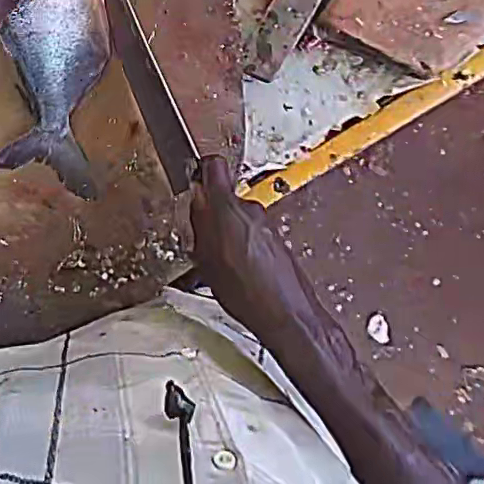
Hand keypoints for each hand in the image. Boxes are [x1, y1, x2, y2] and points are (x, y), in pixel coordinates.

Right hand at [190, 155, 327, 341]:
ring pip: (238, 217)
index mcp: (227, 207)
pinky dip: (243, 247)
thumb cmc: (248, 292)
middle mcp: (250, 209)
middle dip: (212, 214)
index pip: (213, 166)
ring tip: (220, 263)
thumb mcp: (206, 258)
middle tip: (202, 238)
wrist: (288, 317)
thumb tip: (196, 201)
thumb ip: (199, 223)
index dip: (201, 169)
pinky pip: (252, 234)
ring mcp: (266, 224)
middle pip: (225, 196)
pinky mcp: (277, 241)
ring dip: (228, 234)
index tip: (194, 180)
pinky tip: (237, 273)